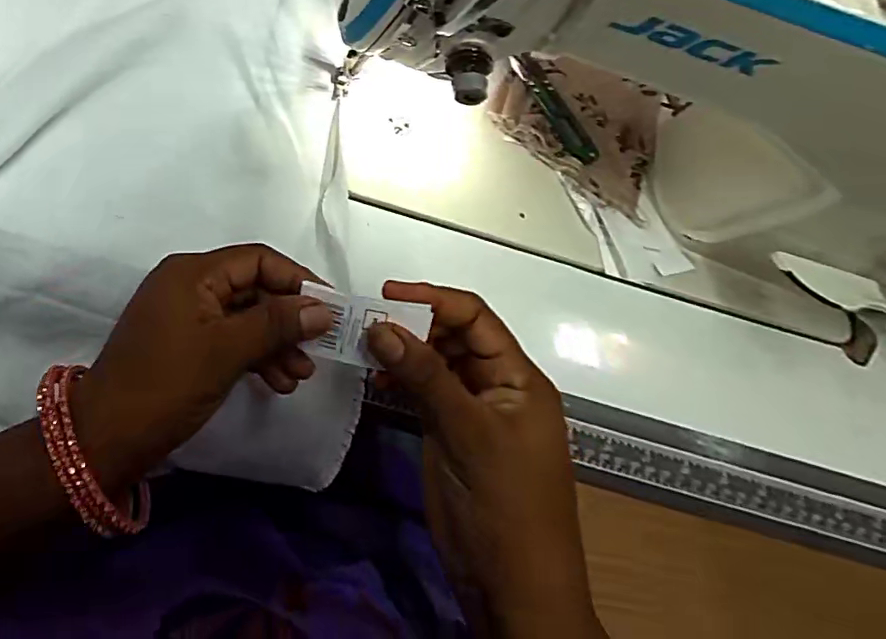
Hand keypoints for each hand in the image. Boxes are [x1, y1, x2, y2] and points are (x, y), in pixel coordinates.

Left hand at [72, 245, 335, 490]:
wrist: (103, 442)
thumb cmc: (166, 385)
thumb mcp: (227, 351)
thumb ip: (277, 324)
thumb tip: (322, 309)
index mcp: (192, 272)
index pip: (257, 260)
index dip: (297, 280)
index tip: (329, 306)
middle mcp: (188, 284)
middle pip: (253, 288)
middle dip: (288, 319)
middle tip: (319, 346)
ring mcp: (185, 315)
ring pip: (245, 317)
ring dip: (275, 342)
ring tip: (301, 374)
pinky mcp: (184, 344)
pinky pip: (229, 338)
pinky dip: (254, 356)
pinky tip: (278, 382)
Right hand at [366, 282, 603, 637]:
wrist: (513, 591)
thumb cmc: (506, 507)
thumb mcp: (468, 434)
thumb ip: (426, 376)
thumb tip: (382, 327)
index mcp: (518, 377)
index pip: (476, 318)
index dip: (434, 300)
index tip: (389, 294)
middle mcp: (496, 386)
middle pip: (453, 336)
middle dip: (414, 325)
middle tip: (369, 323)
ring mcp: (472, 411)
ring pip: (435, 363)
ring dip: (403, 352)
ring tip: (367, 349)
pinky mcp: (451, 433)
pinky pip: (424, 392)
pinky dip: (401, 381)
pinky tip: (378, 380)